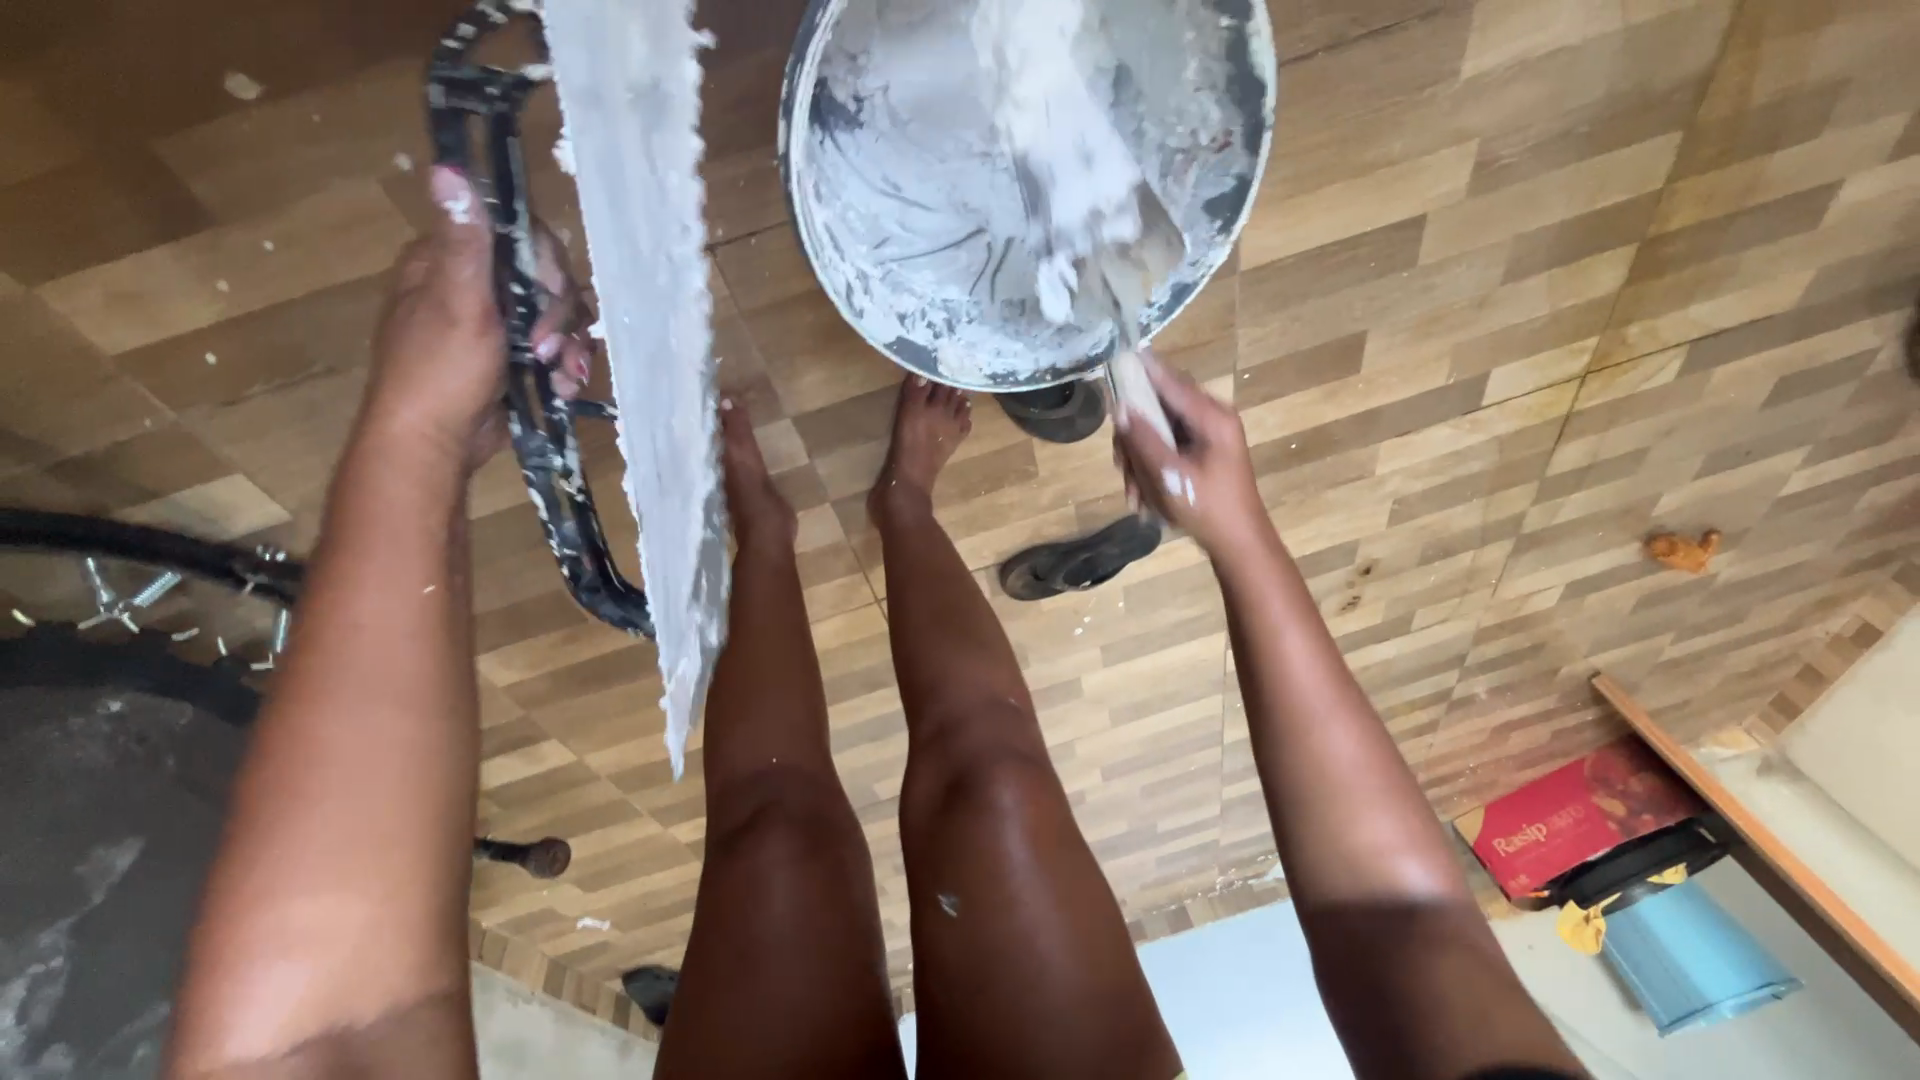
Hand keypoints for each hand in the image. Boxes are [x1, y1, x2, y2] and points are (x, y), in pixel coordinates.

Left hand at [362, 167, 593, 472]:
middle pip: (547, 281)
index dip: (547, 266)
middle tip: (547, 349)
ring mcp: (498, 327)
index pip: (520, 237)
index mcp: (450, 262)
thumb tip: (447, 166)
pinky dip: (566, 369)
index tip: (550, 295)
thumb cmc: (440, 371)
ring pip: (560, 319)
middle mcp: (476, 288)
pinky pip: (558, 352)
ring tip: (561, 376)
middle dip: (560, 317)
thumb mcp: (457, 303)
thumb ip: (466, 242)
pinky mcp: (516, 360)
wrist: (435, 442)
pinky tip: (561, 388)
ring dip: (569, 348)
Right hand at [1112, 352, 1270, 557]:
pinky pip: (1165, 447)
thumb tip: (1120, 407)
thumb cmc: (1207, 508)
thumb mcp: (1170, 476)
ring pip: (1157, 430)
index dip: (1142, 370)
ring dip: (1139, 461)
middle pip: (1158, 407)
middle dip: (1134, 439)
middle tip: (1122, 467)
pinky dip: (1150, 469)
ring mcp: (1206, 435)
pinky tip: (1144, 498)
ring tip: (1135, 494)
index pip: (1170, 381)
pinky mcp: (1200, 451)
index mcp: (1212, 417)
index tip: (1115, 359)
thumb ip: (1143, 440)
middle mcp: (1210, 418)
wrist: (1238, 544)